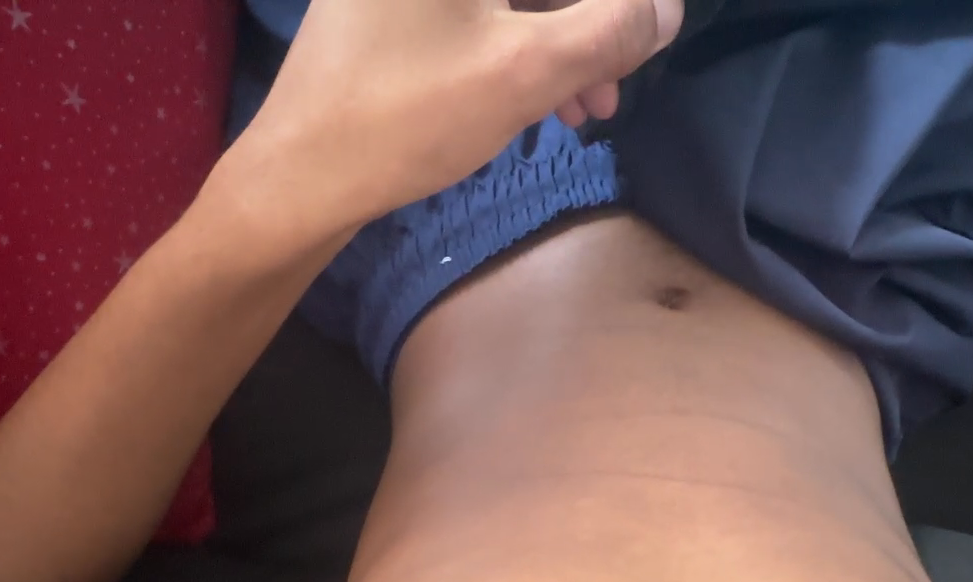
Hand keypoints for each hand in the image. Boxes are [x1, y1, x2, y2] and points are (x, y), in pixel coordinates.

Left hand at [212, 0, 681, 234]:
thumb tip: (668, 7)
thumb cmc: (409, 117)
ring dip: (558, 45)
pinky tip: (538, 100)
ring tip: (586, 110)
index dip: (610, 8)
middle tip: (614, 86)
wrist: (304, 173)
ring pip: (509, 0)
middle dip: (586, 26)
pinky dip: (516, 51)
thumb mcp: (523, 73)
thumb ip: (606, 31)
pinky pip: (477, 16)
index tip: (638, 38)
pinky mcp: (394, 10)